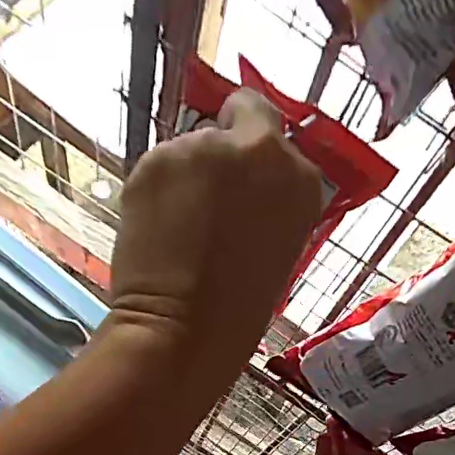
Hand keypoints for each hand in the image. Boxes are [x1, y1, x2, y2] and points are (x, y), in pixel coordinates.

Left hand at [107, 89, 323, 363]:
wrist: (181, 331)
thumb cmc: (235, 313)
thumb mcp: (277, 249)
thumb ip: (267, 202)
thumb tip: (240, 187)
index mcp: (299, 179)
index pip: (271, 130)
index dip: (249, 155)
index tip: (236, 184)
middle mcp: (258, 149)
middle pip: (234, 122)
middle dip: (218, 155)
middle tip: (204, 204)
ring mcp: (203, 148)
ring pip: (189, 147)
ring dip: (184, 175)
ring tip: (178, 230)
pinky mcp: (154, 160)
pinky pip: (157, 168)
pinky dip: (154, 191)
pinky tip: (155, 232)